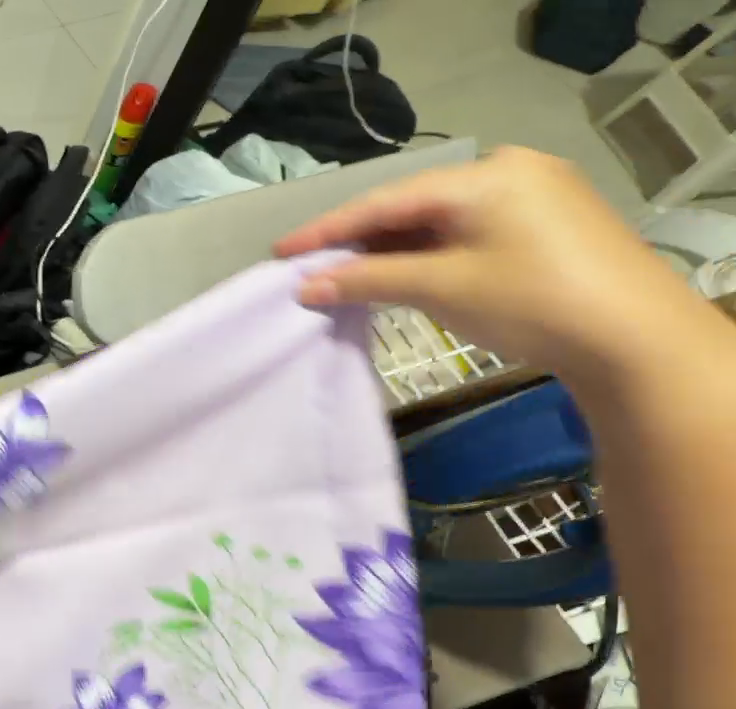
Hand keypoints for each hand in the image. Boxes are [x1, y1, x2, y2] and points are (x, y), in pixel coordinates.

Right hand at [276, 146, 708, 381]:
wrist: (628, 336)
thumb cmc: (527, 300)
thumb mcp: (437, 287)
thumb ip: (366, 279)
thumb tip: (307, 285)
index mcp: (485, 177)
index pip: (386, 201)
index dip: (327, 229)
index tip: (280, 251)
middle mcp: (508, 173)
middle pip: (409, 206)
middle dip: (355, 239)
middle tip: (306, 266)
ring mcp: (529, 196)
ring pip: (433, 221)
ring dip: (385, 250)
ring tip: (338, 274)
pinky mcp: (538, 224)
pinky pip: (458, 231)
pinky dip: (419, 254)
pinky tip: (389, 273)